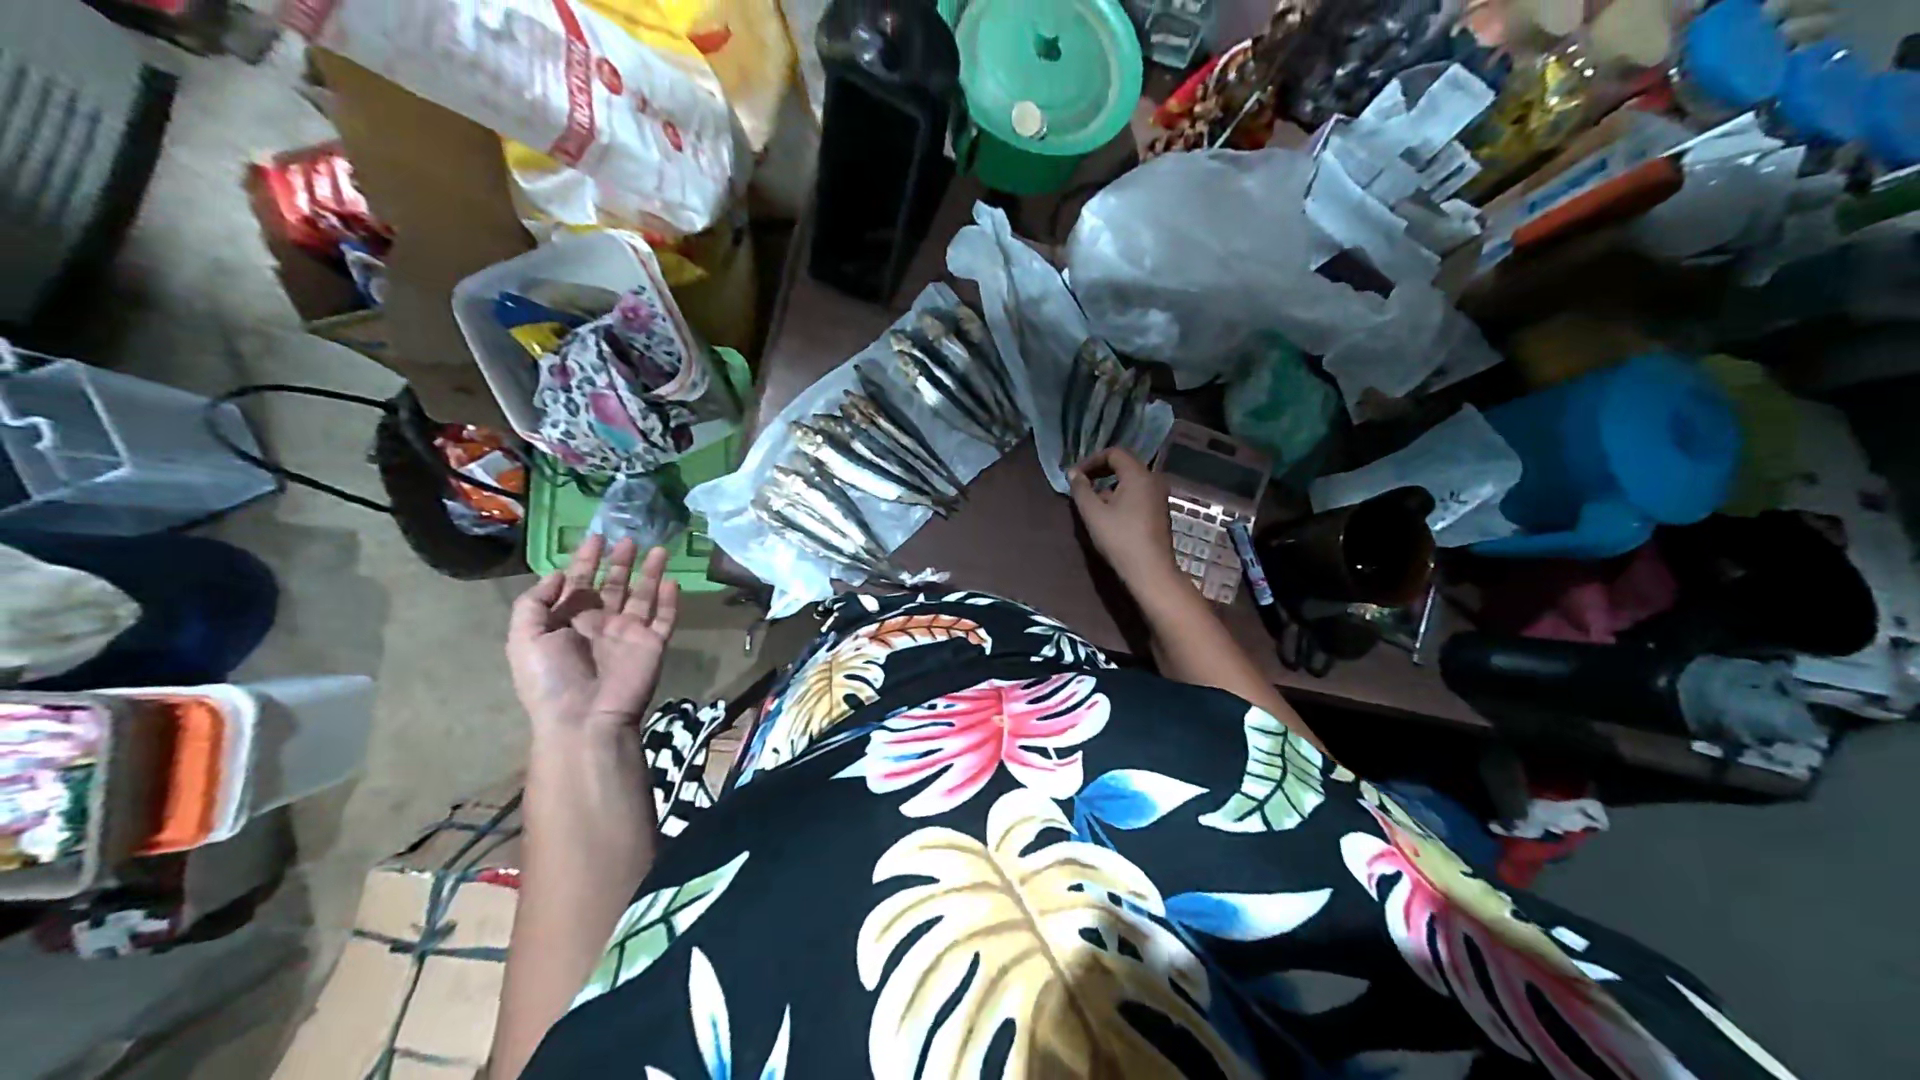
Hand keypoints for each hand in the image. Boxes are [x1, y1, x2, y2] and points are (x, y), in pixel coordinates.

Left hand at [507, 534, 679, 734]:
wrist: (585, 718)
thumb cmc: (550, 679)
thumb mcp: (523, 638)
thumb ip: (534, 602)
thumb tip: (557, 575)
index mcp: (569, 621)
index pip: (579, 582)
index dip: (586, 559)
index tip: (596, 536)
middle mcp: (601, 623)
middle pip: (613, 584)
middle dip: (620, 561)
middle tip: (630, 537)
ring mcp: (629, 633)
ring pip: (643, 595)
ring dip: (650, 572)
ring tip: (659, 549)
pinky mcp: (653, 644)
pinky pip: (665, 618)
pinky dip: (670, 600)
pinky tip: (671, 580)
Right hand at [1068, 447, 1181, 592]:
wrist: (1150, 571)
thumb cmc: (1120, 538)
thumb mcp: (1093, 513)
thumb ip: (1081, 489)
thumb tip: (1074, 474)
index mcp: (1138, 475)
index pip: (1114, 453)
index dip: (1092, 460)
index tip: (1076, 476)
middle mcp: (1153, 480)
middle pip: (1124, 465)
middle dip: (1100, 473)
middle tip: (1081, 486)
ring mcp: (1159, 496)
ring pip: (1130, 481)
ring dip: (1109, 487)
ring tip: (1092, 504)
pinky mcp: (1159, 512)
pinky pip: (1138, 494)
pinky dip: (1121, 497)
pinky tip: (1109, 516)